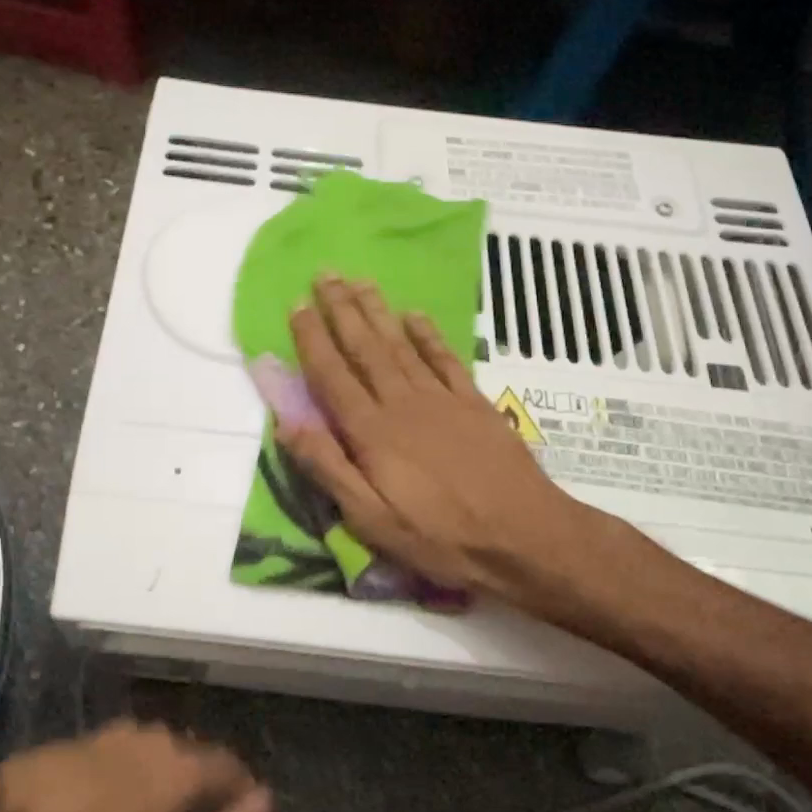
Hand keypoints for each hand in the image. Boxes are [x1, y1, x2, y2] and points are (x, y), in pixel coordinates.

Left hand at [0, 721, 271, 811]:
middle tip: (202, 803)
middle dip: (189, 766)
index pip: (184, 769)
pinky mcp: (20, 761)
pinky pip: (89, 740)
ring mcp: (37, 767)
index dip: (224, 770)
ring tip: (158, 801)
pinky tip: (111, 798)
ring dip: (153, 759)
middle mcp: (67, 786)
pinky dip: (113, 760)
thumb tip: (262, 799)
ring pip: (125, 733)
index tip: (245, 789)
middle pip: (157, 742)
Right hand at [276, 277, 653, 624]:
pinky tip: (415, 315)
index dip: (312, 339)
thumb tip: (287, 424)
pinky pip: (445, 358)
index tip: (297, 305)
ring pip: (401, 344)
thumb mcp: (371, 519)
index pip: (332, 376)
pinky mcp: (473, 404)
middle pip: (365, 348)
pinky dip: (428, 334)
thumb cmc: (440, 536)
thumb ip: (329, 468)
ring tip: (359, 281)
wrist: (524, 536)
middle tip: (325, 274)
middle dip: (341, 310)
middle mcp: (402, 404)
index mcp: (371, 433)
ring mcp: (441, 400)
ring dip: (377, 311)